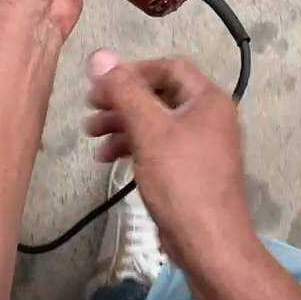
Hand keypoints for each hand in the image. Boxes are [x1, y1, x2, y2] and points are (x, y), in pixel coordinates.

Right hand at [84, 50, 253, 264]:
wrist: (209, 244)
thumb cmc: (182, 181)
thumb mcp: (149, 130)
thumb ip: (125, 91)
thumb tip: (100, 55)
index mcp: (208, 99)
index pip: (169, 67)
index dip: (133, 70)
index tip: (102, 83)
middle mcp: (209, 116)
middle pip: (159, 94)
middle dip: (123, 100)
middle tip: (91, 108)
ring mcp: (201, 144)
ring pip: (156, 121)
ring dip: (123, 123)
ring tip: (92, 134)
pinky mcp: (190, 169)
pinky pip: (159, 145)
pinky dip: (133, 145)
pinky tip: (109, 157)